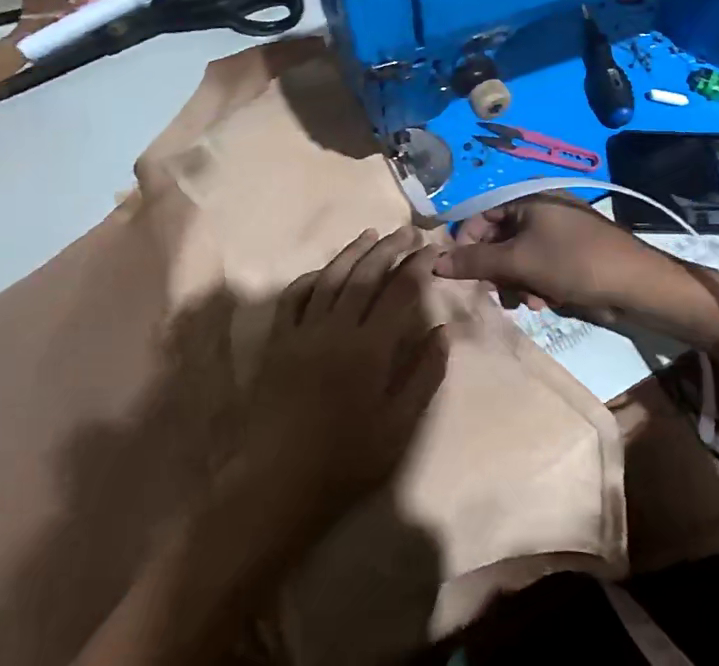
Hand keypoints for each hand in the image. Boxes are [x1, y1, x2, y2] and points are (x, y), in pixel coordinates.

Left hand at [238, 228, 449, 518]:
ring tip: (372, 234)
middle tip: (408, 231)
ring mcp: (301, 335)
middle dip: (389, 247)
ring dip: (353, 252)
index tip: (432, 249)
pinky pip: (292, 299)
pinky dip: (311, 278)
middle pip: (366, 275)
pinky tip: (324, 271)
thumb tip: (443, 331)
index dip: (418, 266)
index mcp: (369, 348)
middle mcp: (335, 330)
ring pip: (330, 279)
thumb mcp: (400, 425)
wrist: (275, 487)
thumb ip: (424, 374)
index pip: (400, 291)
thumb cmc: (347, 459)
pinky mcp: (276, 346)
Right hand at [431, 196, 690, 326]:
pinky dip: (539, 284)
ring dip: (519, 283)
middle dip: (498, 270)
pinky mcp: (572, 255)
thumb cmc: (572, 262)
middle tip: (503, 293)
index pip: (481, 216)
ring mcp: (558, 232)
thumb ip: (474, 262)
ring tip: (532, 300)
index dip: (467, 244)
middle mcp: (542, 210)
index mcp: (529, 199)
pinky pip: (540, 267)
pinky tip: (549, 301)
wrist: (632, 283)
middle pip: (499, 240)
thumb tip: (433, 262)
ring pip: (519, 259)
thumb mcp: (518, 261)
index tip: (462, 274)